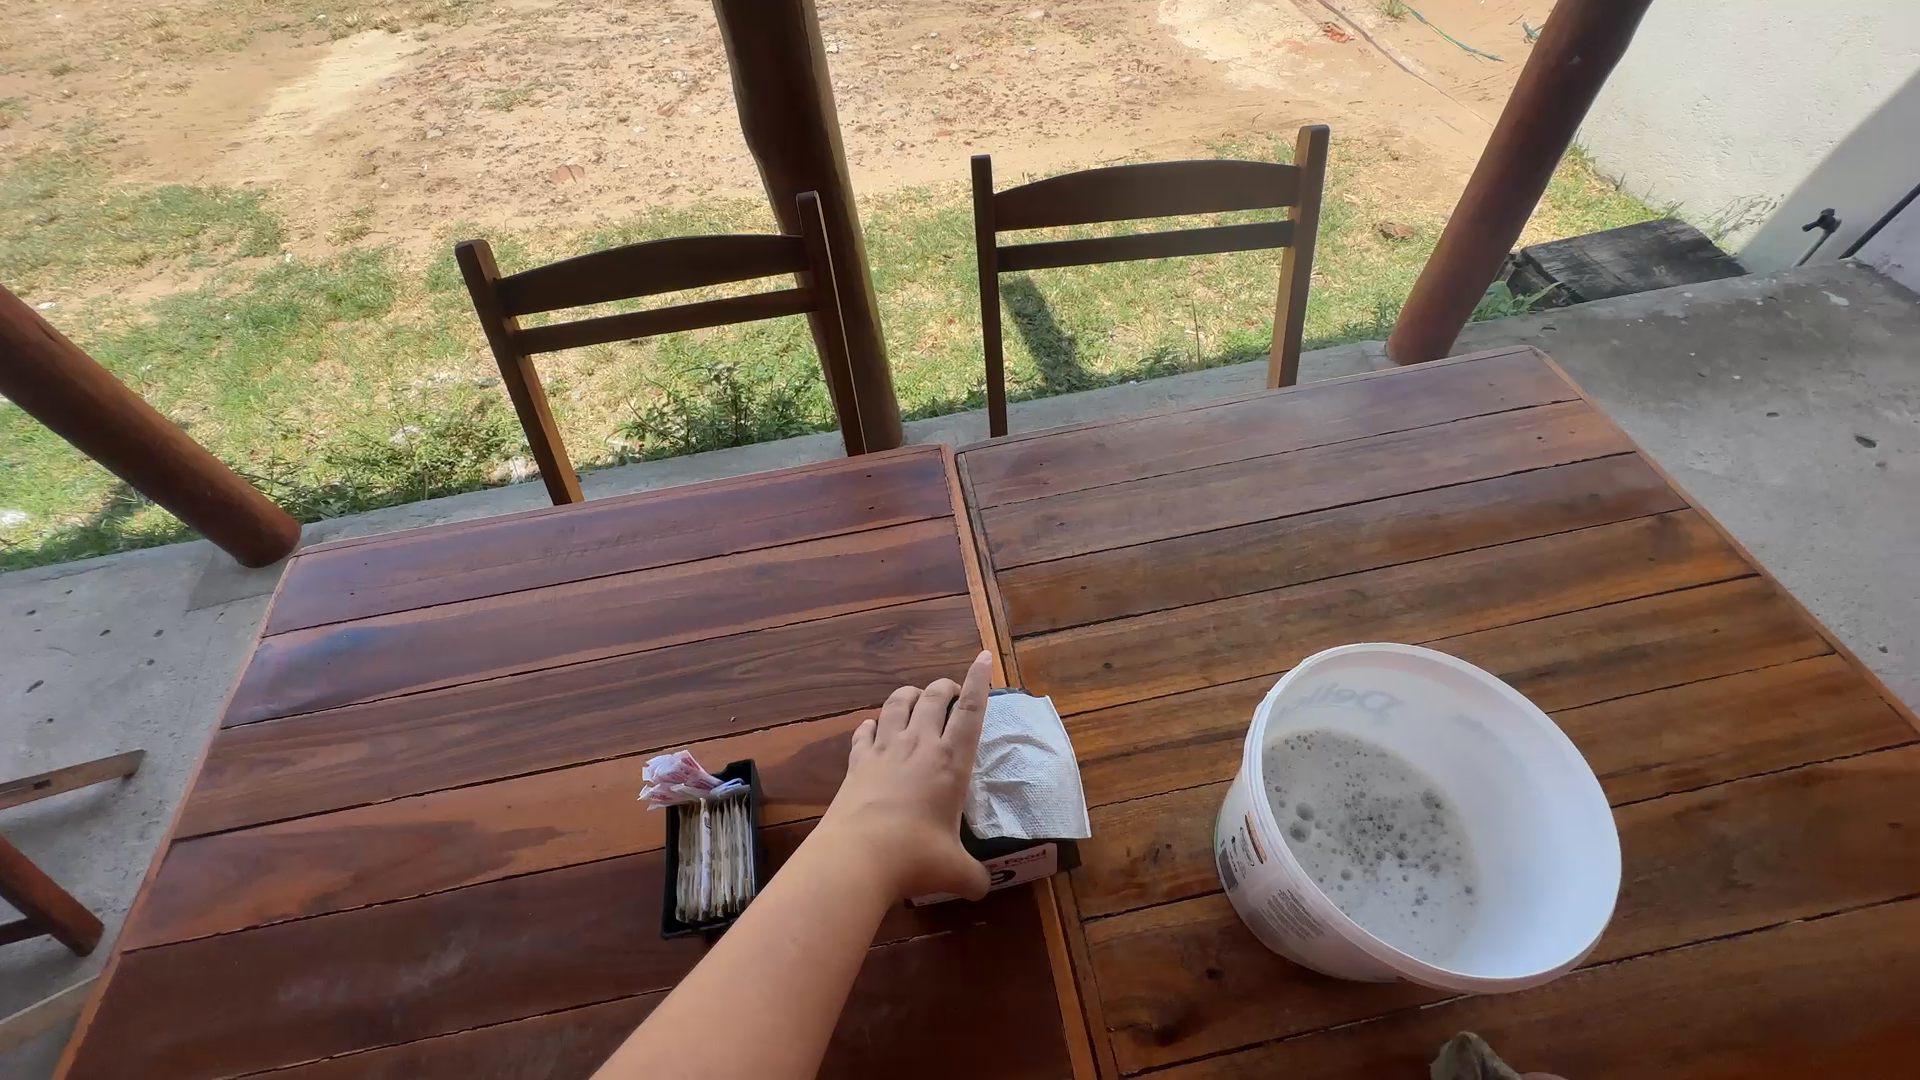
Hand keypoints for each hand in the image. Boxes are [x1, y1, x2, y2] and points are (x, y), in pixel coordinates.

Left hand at [817, 650, 995, 901]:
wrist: (857, 857)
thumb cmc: (914, 857)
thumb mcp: (954, 872)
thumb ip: (973, 877)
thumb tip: (982, 889)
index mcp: (951, 761)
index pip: (971, 710)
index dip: (979, 680)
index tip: (984, 657)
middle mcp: (919, 744)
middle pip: (933, 696)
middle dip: (945, 686)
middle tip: (951, 692)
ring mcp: (884, 748)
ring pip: (897, 702)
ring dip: (909, 694)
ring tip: (916, 699)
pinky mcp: (857, 760)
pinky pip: (864, 729)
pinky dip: (872, 724)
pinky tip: (874, 730)